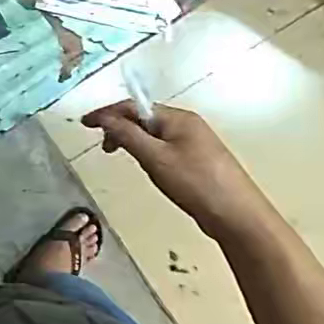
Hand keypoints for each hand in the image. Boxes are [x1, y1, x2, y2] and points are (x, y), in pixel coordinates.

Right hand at [82, 102, 271, 239]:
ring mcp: (195, 142)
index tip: (85, 124)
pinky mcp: (199, 160)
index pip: (134, 106)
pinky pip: (165, 147)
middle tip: (104, 147)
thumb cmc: (195, 183)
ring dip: (133, 140)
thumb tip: (106, 118)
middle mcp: (187, 123)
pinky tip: (148, 167)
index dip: (107, 113)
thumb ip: (127, 136)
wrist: (238, 216)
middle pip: (145, 118)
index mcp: (177, 117)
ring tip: (122, 157)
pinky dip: (149, 152)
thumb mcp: (155, 159)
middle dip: (120, 127)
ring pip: (155, 134)